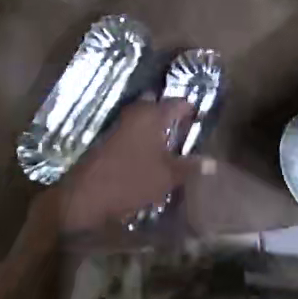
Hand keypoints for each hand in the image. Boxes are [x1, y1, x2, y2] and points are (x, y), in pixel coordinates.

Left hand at [50, 99, 208, 234]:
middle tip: (185, 136)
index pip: (179, 103)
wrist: (85, 196)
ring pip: (144, 120)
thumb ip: (191, 167)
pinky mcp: (106, 138)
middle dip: (172, 119)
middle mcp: (136, 112)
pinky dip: (142, 140)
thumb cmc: (131, 180)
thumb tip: (212, 163)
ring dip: (156, 130)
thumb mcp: (168, 176)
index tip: (200, 124)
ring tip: (170, 150)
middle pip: (159, 108)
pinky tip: (149, 157)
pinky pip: (132, 131)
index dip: (192, 111)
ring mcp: (118, 124)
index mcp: (153, 114)